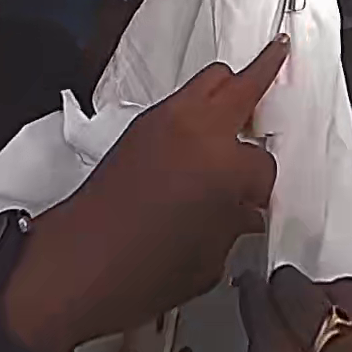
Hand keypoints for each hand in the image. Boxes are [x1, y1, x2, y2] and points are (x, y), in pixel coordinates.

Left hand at [0, 39, 287, 351]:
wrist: (75, 265)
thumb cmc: (140, 273)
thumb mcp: (208, 260)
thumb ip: (235, 223)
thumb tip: (243, 208)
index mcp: (223, 165)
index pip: (262, 164)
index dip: (262, 188)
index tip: (255, 202)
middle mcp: (198, 129)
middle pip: (244, 84)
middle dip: (265, 82)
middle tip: (276, 80)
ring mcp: (167, 119)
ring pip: (212, 78)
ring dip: (231, 90)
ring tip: (238, 110)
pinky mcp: (143, 122)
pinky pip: (183, 98)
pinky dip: (200, 106)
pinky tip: (200, 136)